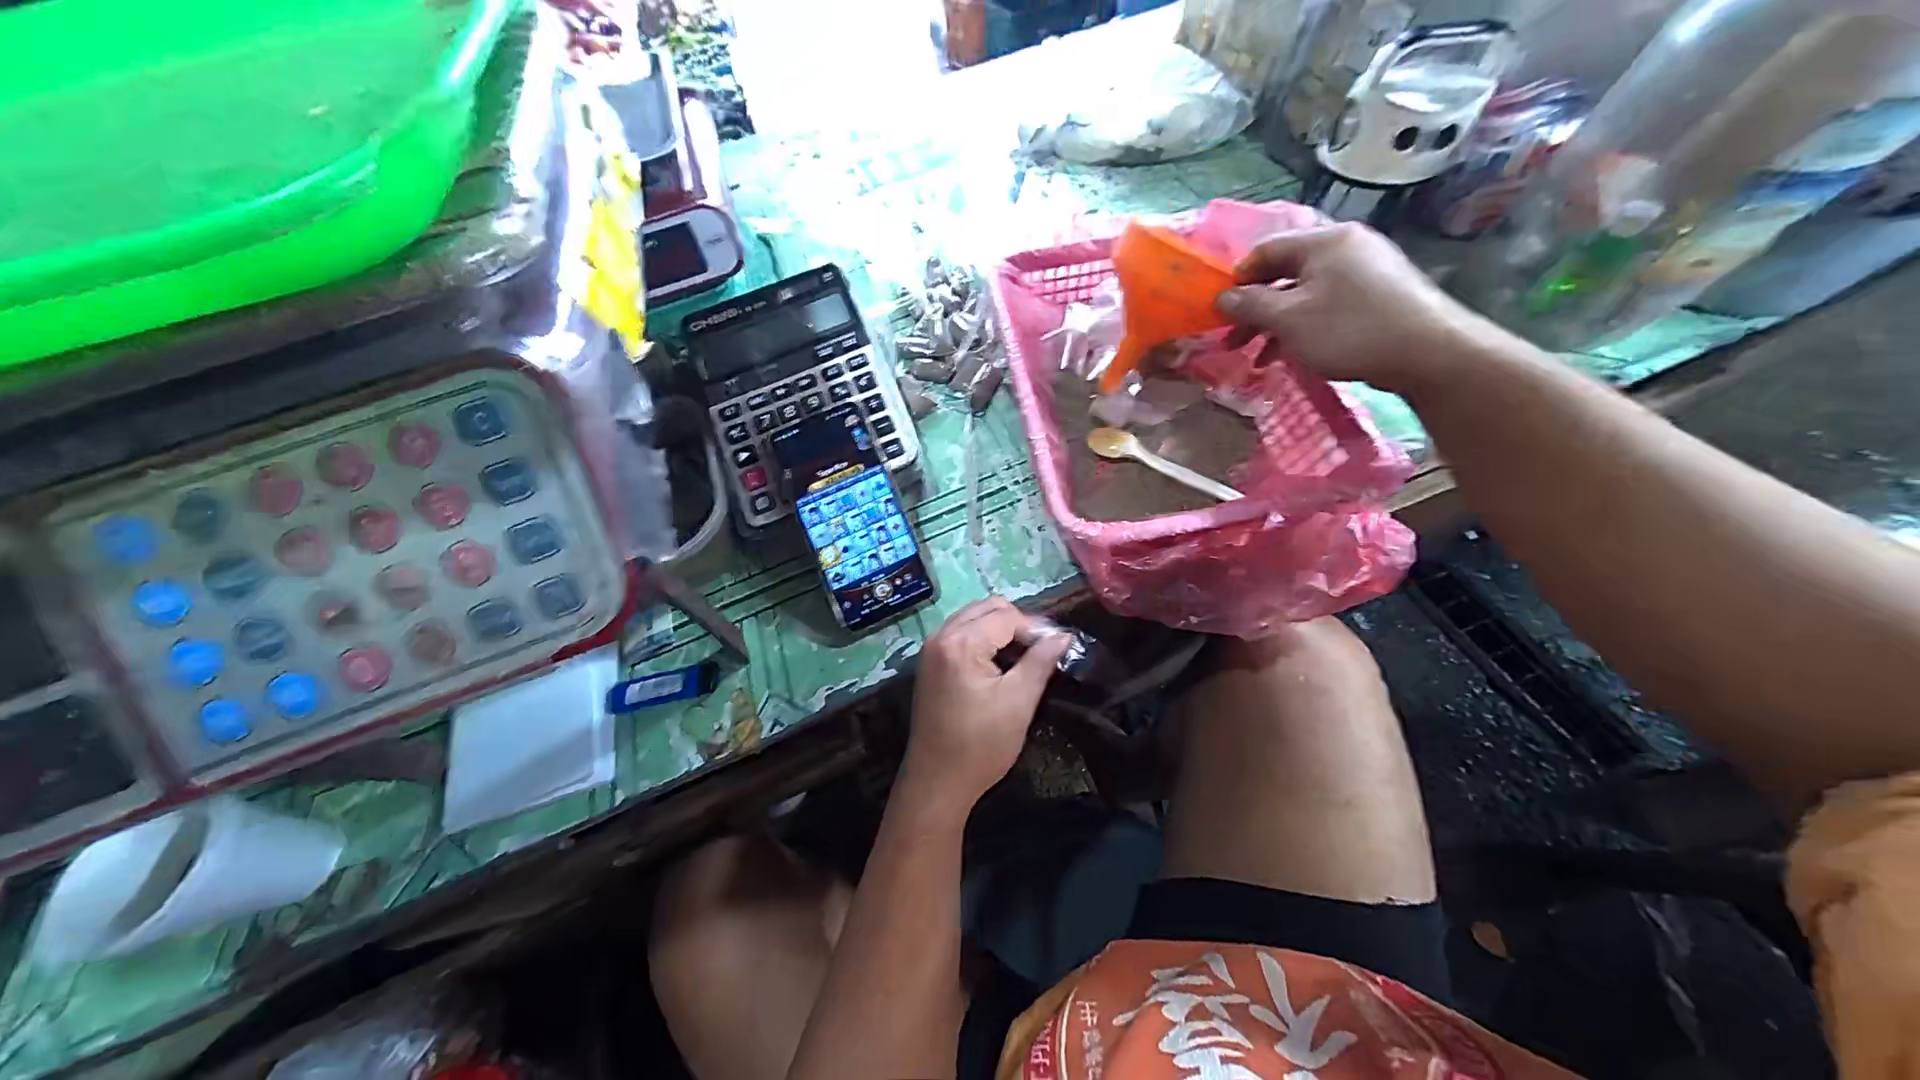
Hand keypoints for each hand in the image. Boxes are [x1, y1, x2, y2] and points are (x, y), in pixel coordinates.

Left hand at [901, 597, 1071, 815]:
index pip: (1006, 616)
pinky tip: (998, 664)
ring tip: (1022, 658)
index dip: (1035, 629)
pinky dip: (982, 638)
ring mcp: (931, 650)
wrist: (937, 782)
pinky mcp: (929, 664)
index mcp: (961, 643)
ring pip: (972, 618)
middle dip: (1017, 623)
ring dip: (999, 629)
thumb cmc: (980, 745)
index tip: (1055, 651)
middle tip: (1040, 652)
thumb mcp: (1018, 702)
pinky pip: (960, 633)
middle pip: (987, 608)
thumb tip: (1062, 635)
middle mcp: (941, 636)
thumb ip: (1041, 661)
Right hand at [1214, 222, 1500, 395]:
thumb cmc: (1349, 330)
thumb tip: (1221, 297)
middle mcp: (1346, 248)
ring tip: (1257, 357)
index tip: (1219, 311)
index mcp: (1324, 241)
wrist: (1427, 353)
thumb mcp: (1288, 318)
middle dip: (1254, 309)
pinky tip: (1290, 355)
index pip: (1266, 250)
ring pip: (1303, 294)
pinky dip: (1301, 328)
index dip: (1237, 279)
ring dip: (1274, 325)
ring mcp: (1365, 272)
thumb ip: (1250, 305)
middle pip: (1284, 273)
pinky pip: (1325, 307)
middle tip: (1232, 341)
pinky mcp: (1377, 298)